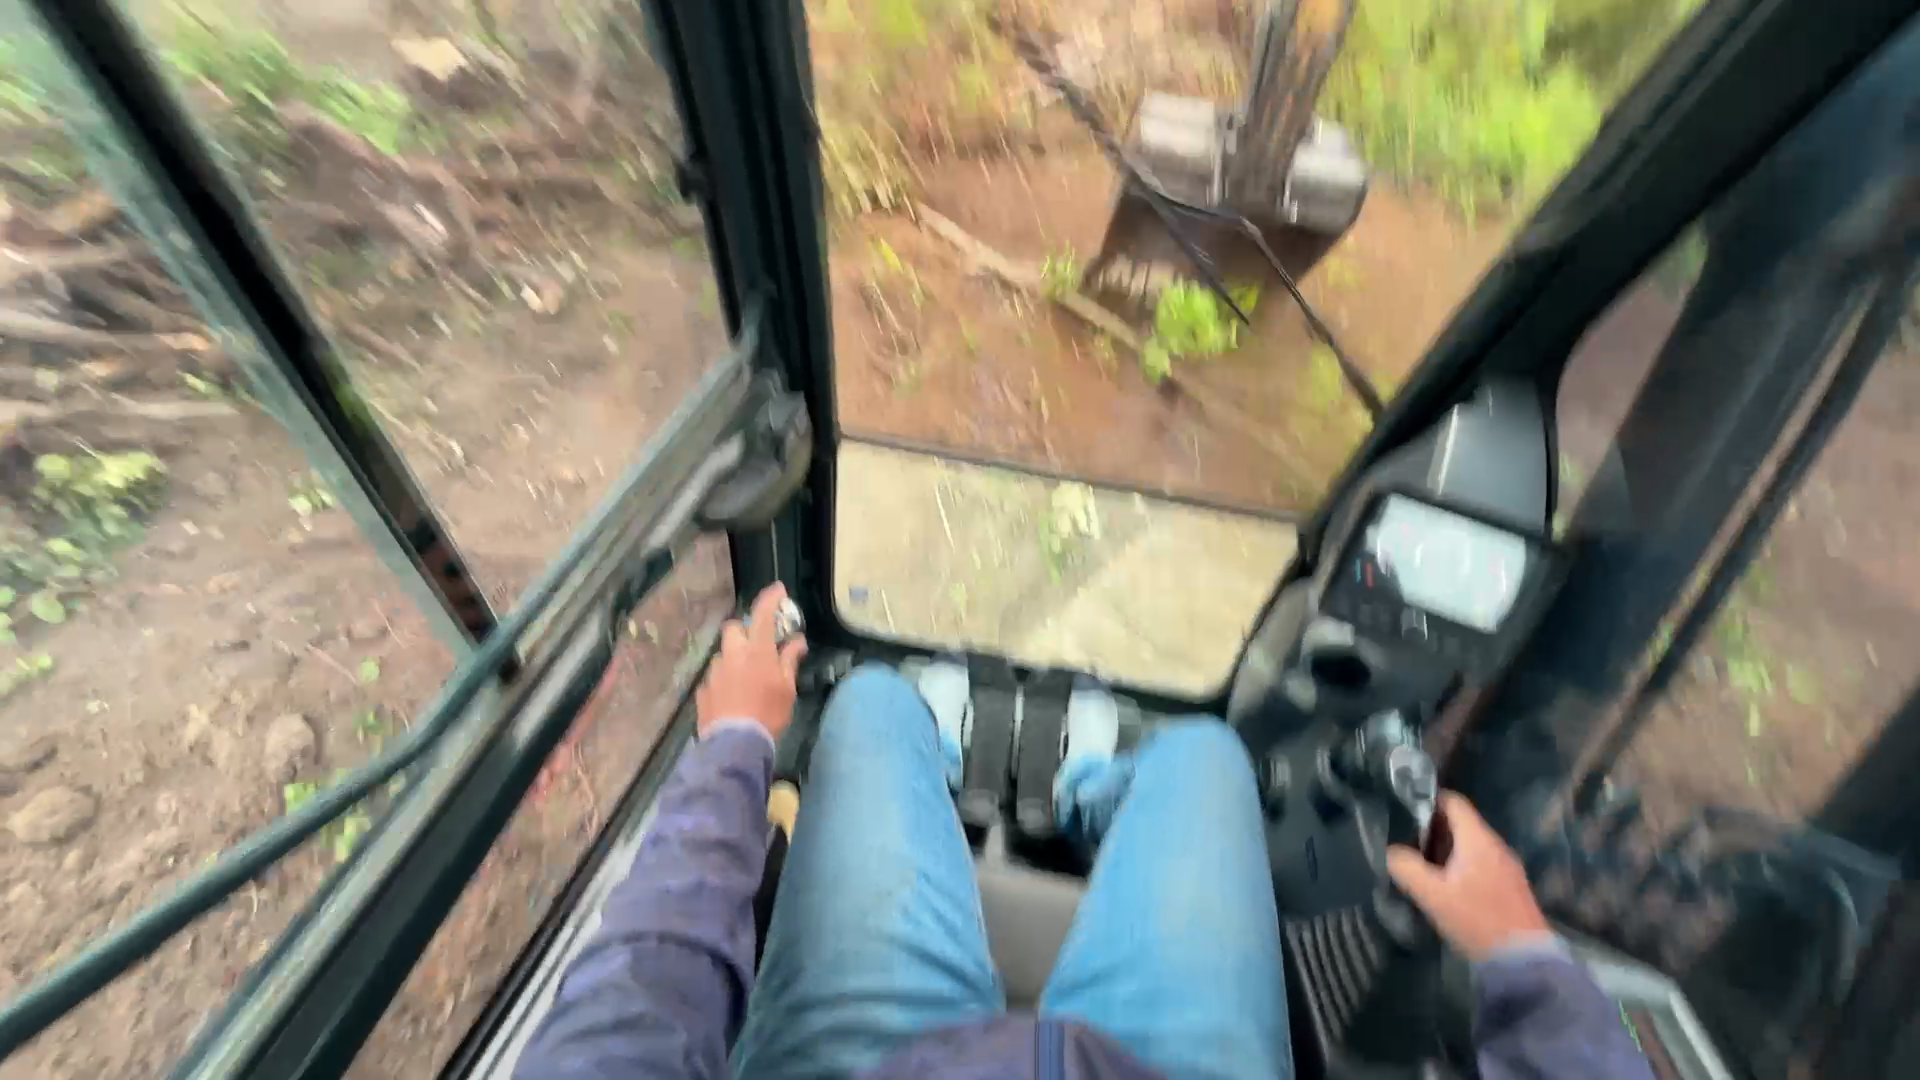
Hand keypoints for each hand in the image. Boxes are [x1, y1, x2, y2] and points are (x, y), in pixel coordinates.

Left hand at [696, 583, 807, 742]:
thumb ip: (790, 660)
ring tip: (747, 678)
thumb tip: (797, 641)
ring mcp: (714, 672)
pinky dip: (725, 679)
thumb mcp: (787, 687)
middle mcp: (732, 655)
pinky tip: (734, 696)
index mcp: (756, 650)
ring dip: (735, 658)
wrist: (735, 743)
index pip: (762, 614)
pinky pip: (715, 676)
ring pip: (724, 654)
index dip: (770, 598)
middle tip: (759, 645)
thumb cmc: (768, 713)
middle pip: (734, 628)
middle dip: (745, 631)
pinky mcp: (703, 690)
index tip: (778, 589)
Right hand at [1385, 791, 1551, 961]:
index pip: (1453, 802)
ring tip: (1421, 862)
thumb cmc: (1476, 921)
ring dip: (1446, 848)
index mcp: (1478, 840)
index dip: (1428, 800)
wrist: (1526, 966)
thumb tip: (1392, 852)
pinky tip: (1446, 884)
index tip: (1404, 810)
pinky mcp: (1512, 888)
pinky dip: (1461, 864)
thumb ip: (1405, 866)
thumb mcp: (1431, 895)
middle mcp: (1497, 847)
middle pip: (1461, 823)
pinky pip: (1481, 862)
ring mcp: (1508, 868)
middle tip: (1405, 839)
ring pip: (1471, 844)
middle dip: (1432, 827)